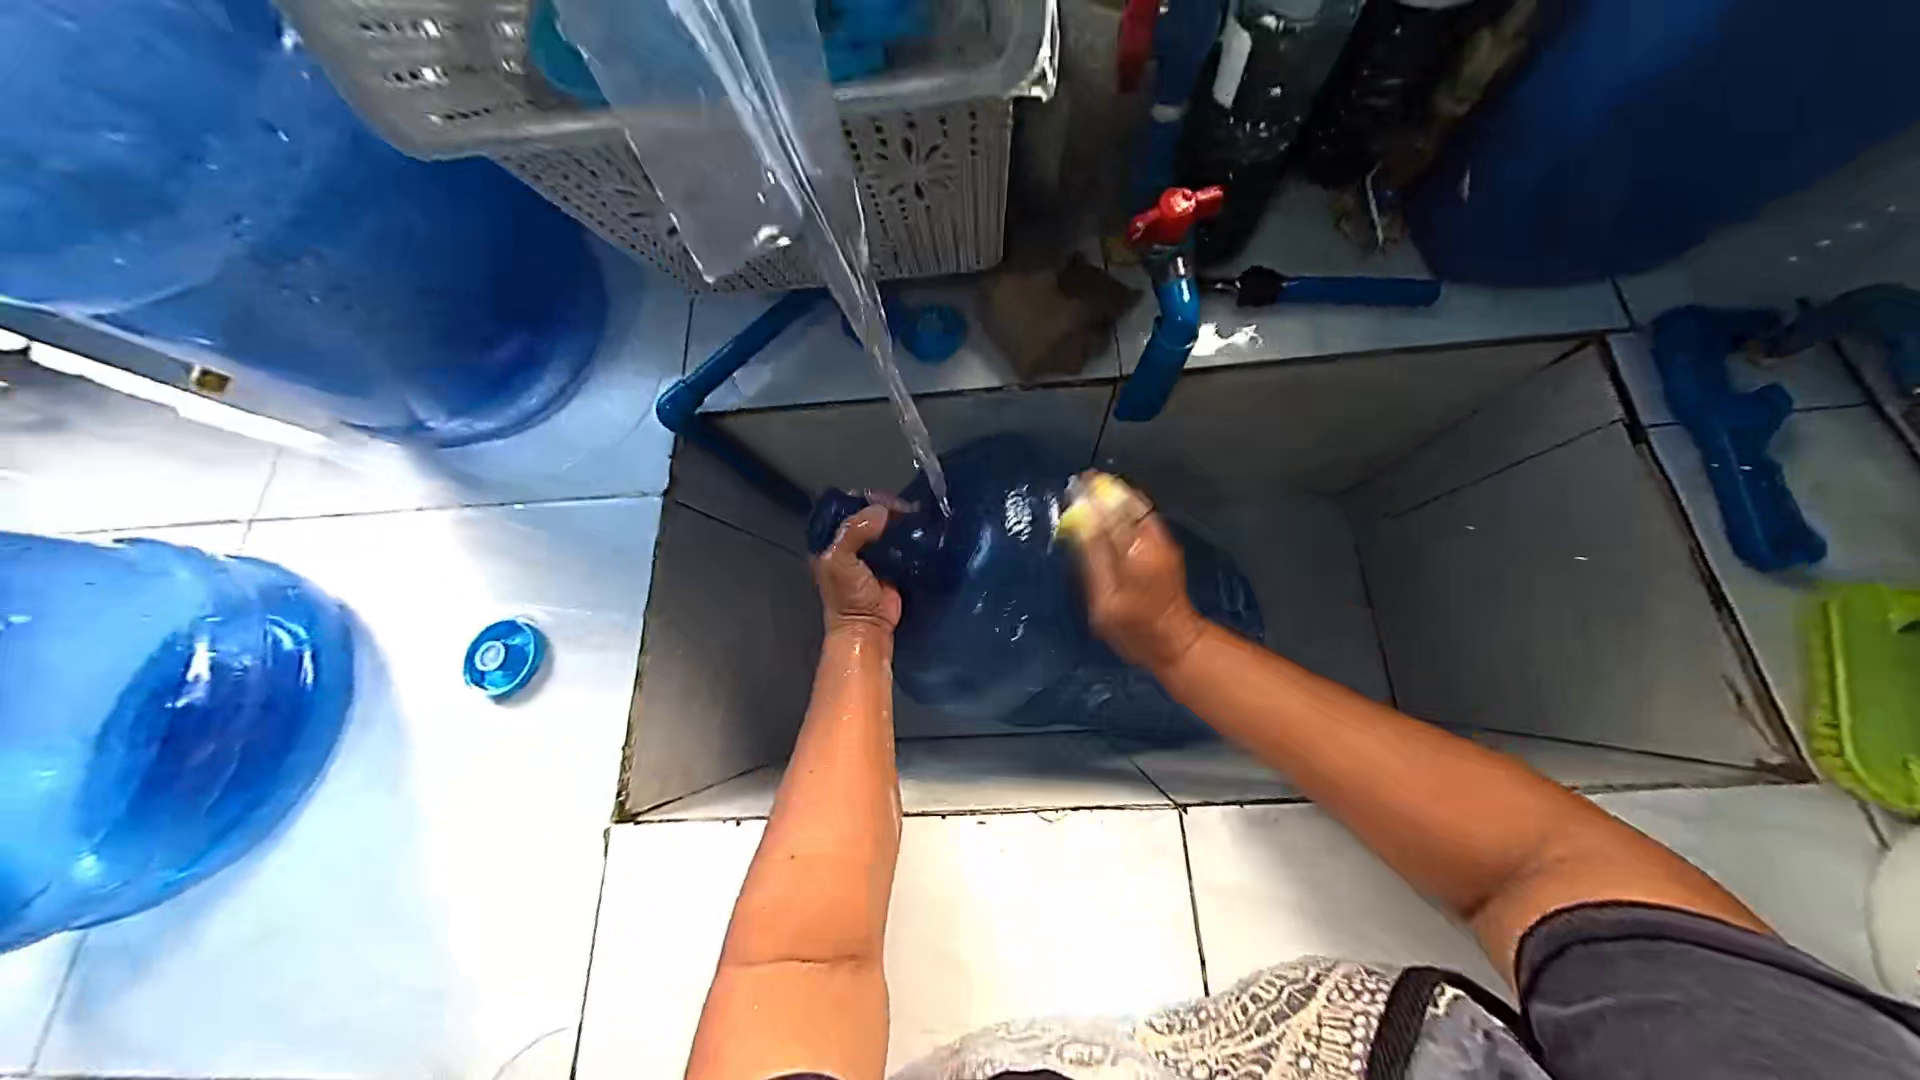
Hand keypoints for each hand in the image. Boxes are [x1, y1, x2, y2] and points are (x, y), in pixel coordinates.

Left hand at [812, 504, 901, 633]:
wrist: (869, 627)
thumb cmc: (848, 596)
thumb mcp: (840, 560)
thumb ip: (854, 532)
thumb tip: (882, 511)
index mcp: (831, 539)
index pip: (847, 509)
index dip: (863, 501)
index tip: (882, 500)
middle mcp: (851, 542)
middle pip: (869, 514)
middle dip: (885, 508)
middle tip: (902, 507)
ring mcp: (873, 551)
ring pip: (887, 525)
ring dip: (899, 519)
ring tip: (913, 514)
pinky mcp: (893, 561)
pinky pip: (901, 540)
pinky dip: (909, 533)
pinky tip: (918, 526)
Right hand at [1070, 496, 1207, 670]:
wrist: (1175, 640)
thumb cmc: (1136, 629)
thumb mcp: (1104, 600)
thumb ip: (1092, 560)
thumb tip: (1079, 526)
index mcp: (1134, 555)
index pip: (1107, 516)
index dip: (1090, 499)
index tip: (1075, 486)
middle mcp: (1151, 543)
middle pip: (1125, 506)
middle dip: (1103, 493)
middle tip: (1084, 482)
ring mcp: (1162, 544)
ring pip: (1137, 510)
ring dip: (1116, 499)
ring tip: (1095, 491)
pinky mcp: (1166, 549)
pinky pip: (1144, 520)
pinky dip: (1128, 510)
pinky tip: (1113, 511)